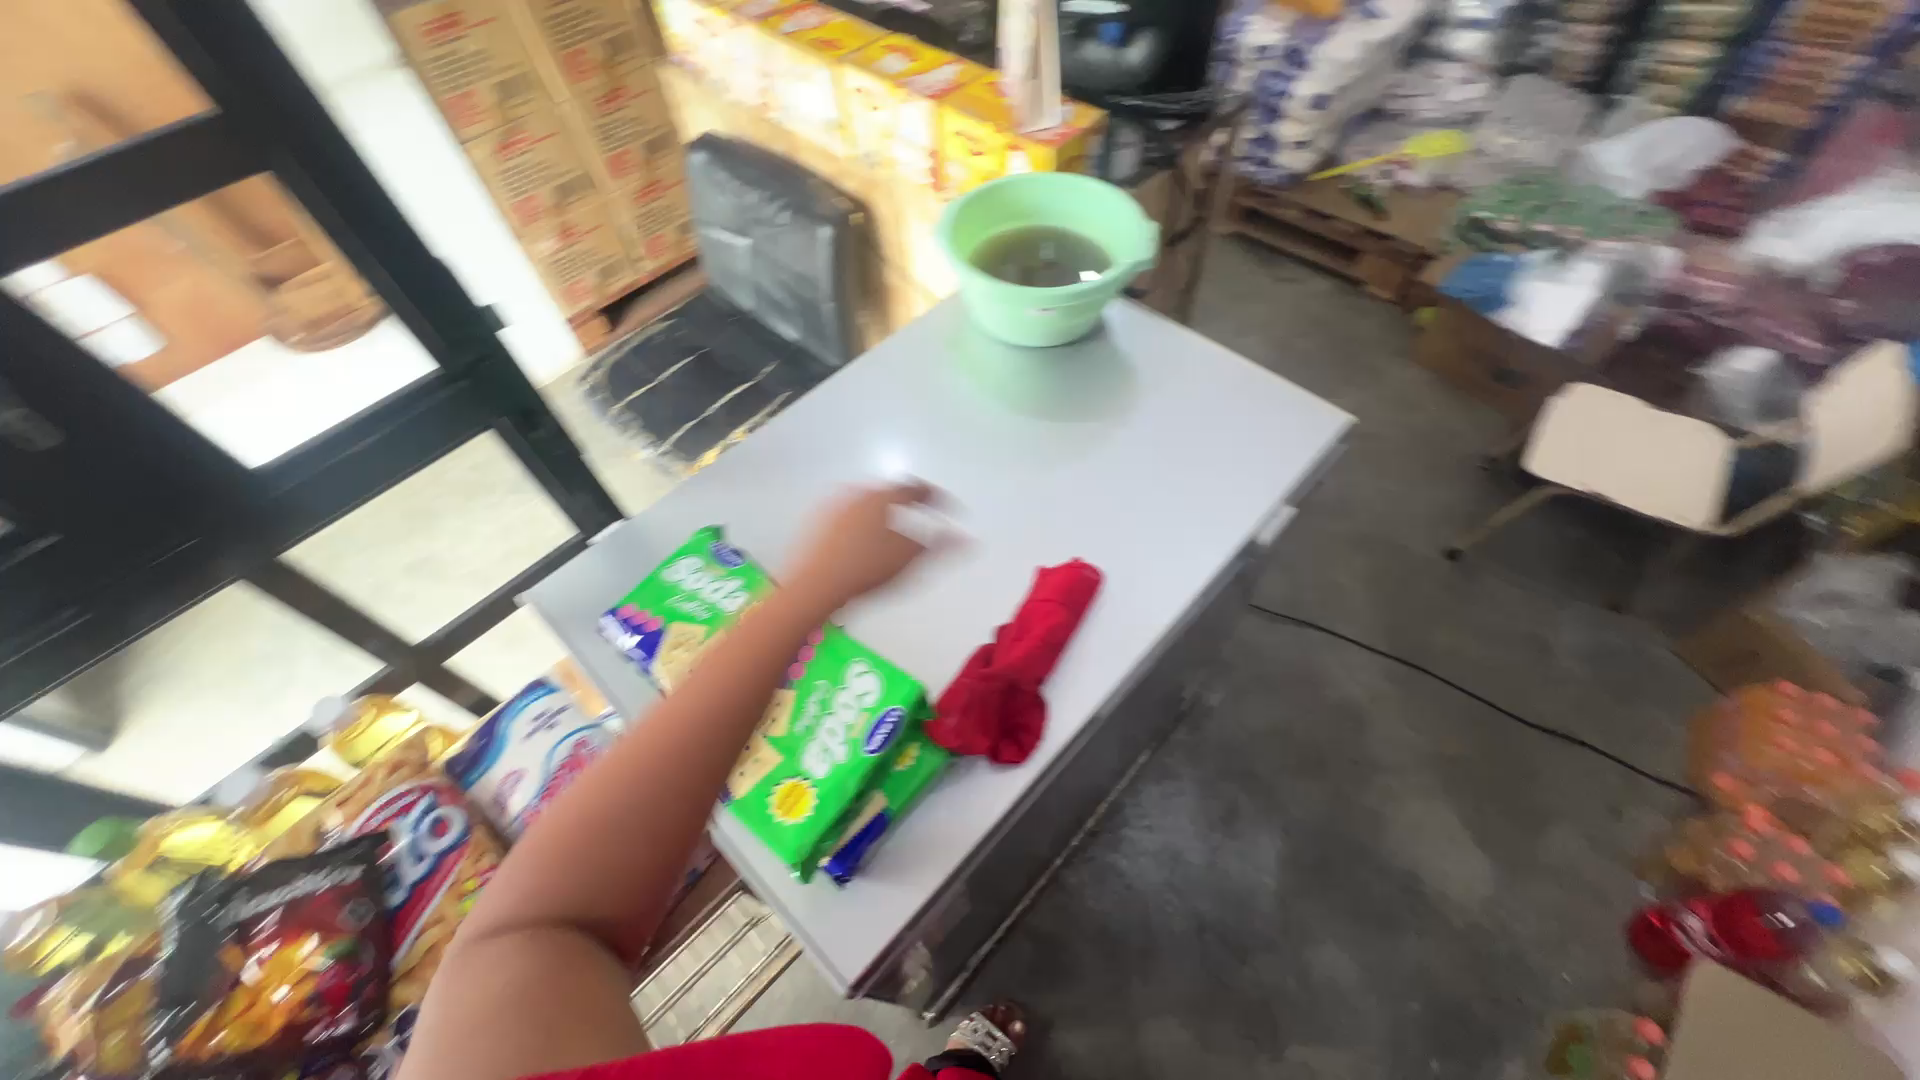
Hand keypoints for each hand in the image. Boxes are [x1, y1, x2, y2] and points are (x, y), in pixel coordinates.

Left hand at [786, 482, 951, 613]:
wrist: (812, 586)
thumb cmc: (866, 571)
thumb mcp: (911, 560)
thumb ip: (943, 546)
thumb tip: (970, 539)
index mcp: (883, 497)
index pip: (917, 489)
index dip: (936, 499)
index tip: (947, 508)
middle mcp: (856, 493)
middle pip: (888, 494)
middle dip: (906, 506)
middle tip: (919, 522)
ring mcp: (832, 506)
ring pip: (865, 504)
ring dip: (881, 515)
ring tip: (889, 538)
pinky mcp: (814, 522)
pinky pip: (845, 516)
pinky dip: (859, 525)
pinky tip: (860, 547)